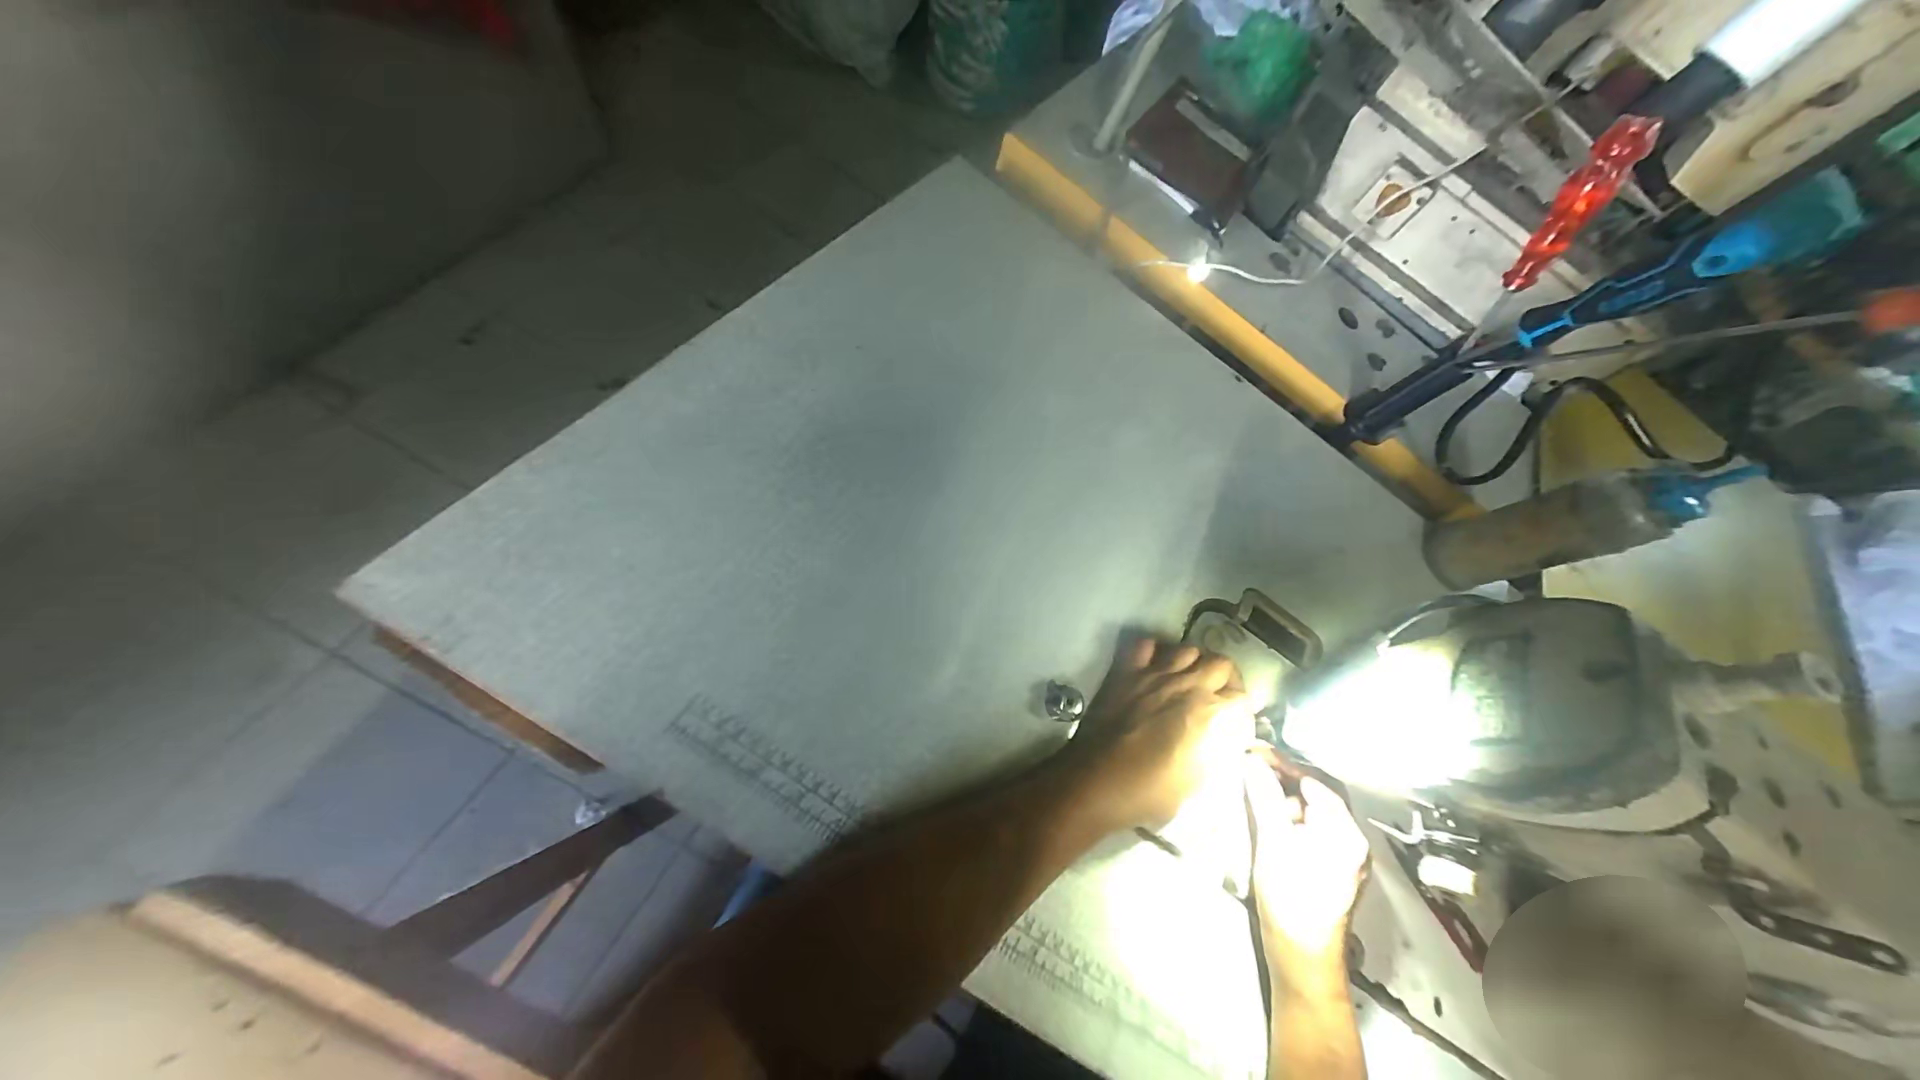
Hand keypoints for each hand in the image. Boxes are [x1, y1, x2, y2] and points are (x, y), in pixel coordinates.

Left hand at [1054, 637, 1251, 831]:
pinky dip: (1155, 651)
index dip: (1243, 711)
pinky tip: (1155, 666)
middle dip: (1226, 678)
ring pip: (1188, 649)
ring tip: (1190, 678)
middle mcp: (1188, 685)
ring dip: (1194, 661)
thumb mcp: (1199, 783)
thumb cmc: (1151, 792)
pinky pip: (1146, 645)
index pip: (1244, 699)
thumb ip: (1218, 755)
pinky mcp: (1127, 672)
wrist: (1099, 780)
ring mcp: (1155, 674)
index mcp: (1212, 714)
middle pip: (1222, 663)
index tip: (1237, 722)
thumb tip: (1226, 741)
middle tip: (1219, 694)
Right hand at [1245, 751, 1368, 958]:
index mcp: (1346, 831)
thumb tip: (1251, 758)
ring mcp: (1342, 860)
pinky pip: (1309, 834)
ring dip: (1284, 803)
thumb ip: (1264, 795)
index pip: (1315, 782)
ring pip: (1311, 817)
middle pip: (1316, 798)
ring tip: (1255, 796)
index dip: (1283, 765)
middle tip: (1251, 771)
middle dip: (1283, 782)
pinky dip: (1288, 823)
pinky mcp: (1329, 873)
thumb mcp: (1273, 839)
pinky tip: (1267, 824)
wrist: (1302, 956)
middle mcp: (1351, 842)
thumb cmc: (1290, 894)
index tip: (1254, 753)